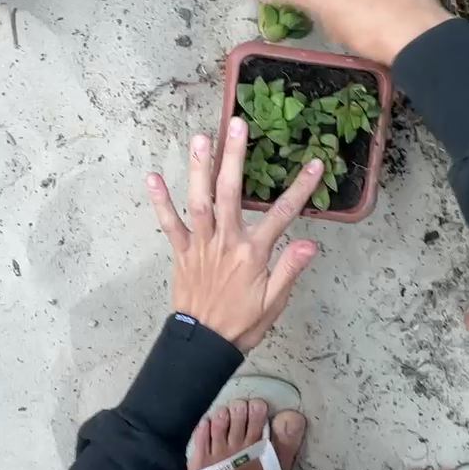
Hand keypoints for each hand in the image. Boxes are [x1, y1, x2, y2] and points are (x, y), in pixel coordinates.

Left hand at [146, 117, 323, 349]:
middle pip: (230, 193)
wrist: (205, 345)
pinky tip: (153, 177)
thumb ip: (290, 269)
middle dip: (234, 157)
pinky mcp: (181, 252)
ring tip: (201, 137)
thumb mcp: (275, 301)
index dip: (301, 188)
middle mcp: (226, 242)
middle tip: (237, 124)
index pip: (283, 214)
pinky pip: (169, 224)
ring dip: (199, 168)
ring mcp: (201, 245)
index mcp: (253, 253)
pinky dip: (160, 201)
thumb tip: (311, 242)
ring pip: (199, 201)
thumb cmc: (244, 323)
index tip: (315, 164)